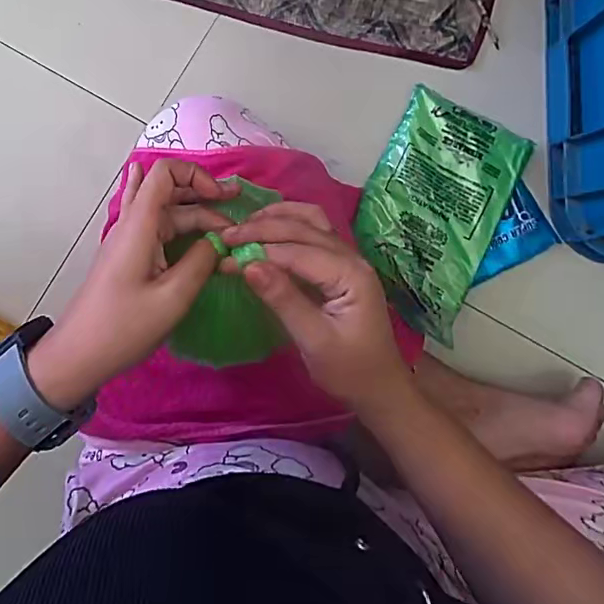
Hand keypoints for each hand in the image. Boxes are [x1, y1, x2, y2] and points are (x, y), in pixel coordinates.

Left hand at [31, 160, 235, 408]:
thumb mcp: (172, 298)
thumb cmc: (122, 328)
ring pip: (167, 210)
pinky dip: (181, 220)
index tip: (220, 199)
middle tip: (237, 202)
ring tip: (228, 216)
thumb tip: (220, 241)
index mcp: (139, 225)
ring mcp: (129, 238)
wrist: (76, 356)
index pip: (164, 172)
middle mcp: (132, 223)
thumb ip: (201, 262)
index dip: (196, 175)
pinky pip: (159, 226)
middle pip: (170, 189)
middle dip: (204, 191)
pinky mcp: (129, 254)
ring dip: (197, 209)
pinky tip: (192, 216)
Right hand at [223, 203, 413, 412]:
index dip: (259, 248)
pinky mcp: (340, 263)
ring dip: (278, 216)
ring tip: (246, 222)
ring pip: (312, 220)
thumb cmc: (349, 370)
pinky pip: (315, 230)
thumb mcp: (314, 341)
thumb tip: (249, 265)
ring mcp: (348, 257)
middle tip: (226, 234)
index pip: (298, 251)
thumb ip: (283, 300)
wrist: (380, 387)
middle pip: (304, 228)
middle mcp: (352, 256)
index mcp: (350, 274)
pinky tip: (269, 227)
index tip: (224, 250)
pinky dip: (289, 223)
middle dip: (263, 228)